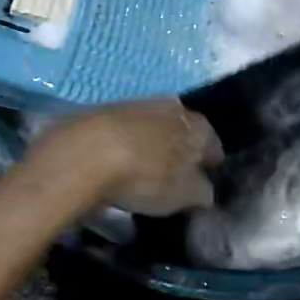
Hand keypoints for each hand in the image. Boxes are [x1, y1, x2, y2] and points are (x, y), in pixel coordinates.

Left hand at [29, 101, 223, 215]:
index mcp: (197, 125)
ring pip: (153, 125)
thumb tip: (205, 190)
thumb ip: (202, 192)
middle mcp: (171, 106)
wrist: (87, 152)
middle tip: (174, 172)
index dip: (210, 162)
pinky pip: (124, 128)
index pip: (213, 143)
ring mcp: (136, 104)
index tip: (205, 176)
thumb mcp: (184, 196)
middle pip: (182, 129)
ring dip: (151, 142)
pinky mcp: (105, 109)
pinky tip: (117, 158)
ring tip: (144, 166)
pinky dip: (125, 141)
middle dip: (181, 147)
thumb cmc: (146, 177)